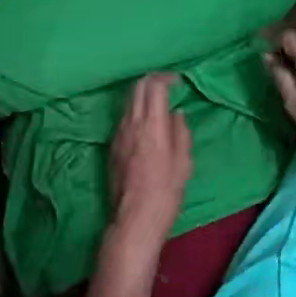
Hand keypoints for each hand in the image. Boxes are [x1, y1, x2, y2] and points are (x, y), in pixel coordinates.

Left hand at [108, 73, 191, 246]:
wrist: (134, 220)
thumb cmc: (166, 192)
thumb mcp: (184, 162)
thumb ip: (180, 132)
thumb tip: (176, 114)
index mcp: (151, 124)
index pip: (154, 85)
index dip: (166, 77)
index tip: (177, 80)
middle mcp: (131, 123)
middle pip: (137, 87)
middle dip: (152, 80)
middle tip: (167, 84)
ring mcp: (118, 134)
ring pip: (128, 102)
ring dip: (142, 95)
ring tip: (157, 102)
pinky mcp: (111, 146)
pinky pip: (123, 119)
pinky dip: (135, 112)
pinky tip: (146, 124)